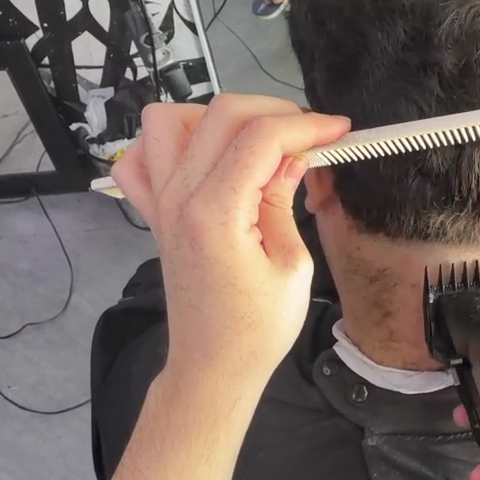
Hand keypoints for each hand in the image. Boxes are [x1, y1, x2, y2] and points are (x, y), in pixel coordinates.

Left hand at [111, 95, 348, 394]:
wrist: (214, 366)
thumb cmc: (258, 330)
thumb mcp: (292, 266)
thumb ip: (283, 200)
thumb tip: (291, 157)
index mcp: (216, 212)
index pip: (261, 137)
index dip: (307, 126)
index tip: (340, 131)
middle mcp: (179, 197)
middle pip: (220, 114)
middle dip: (273, 113)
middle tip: (309, 136)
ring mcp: (159, 203)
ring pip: (169, 120)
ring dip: (216, 118)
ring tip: (253, 143)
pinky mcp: (154, 214)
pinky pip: (140, 160)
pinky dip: (166, 147)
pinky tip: (201, 160)